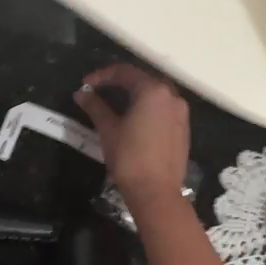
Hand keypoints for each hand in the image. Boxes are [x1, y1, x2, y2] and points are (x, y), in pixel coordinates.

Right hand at [74, 64, 190, 210]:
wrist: (156, 192)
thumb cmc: (129, 157)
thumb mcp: (108, 129)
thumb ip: (95, 106)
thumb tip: (82, 93)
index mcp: (153, 91)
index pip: (124, 72)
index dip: (102, 75)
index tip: (85, 84)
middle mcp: (171, 96)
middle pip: (142, 79)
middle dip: (119, 82)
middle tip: (98, 91)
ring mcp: (181, 112)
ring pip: (154, 94)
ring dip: (133, 94)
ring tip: (113, 104)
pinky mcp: (183, 128)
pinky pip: (163, 108)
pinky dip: (146, 107)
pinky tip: (132, 118)